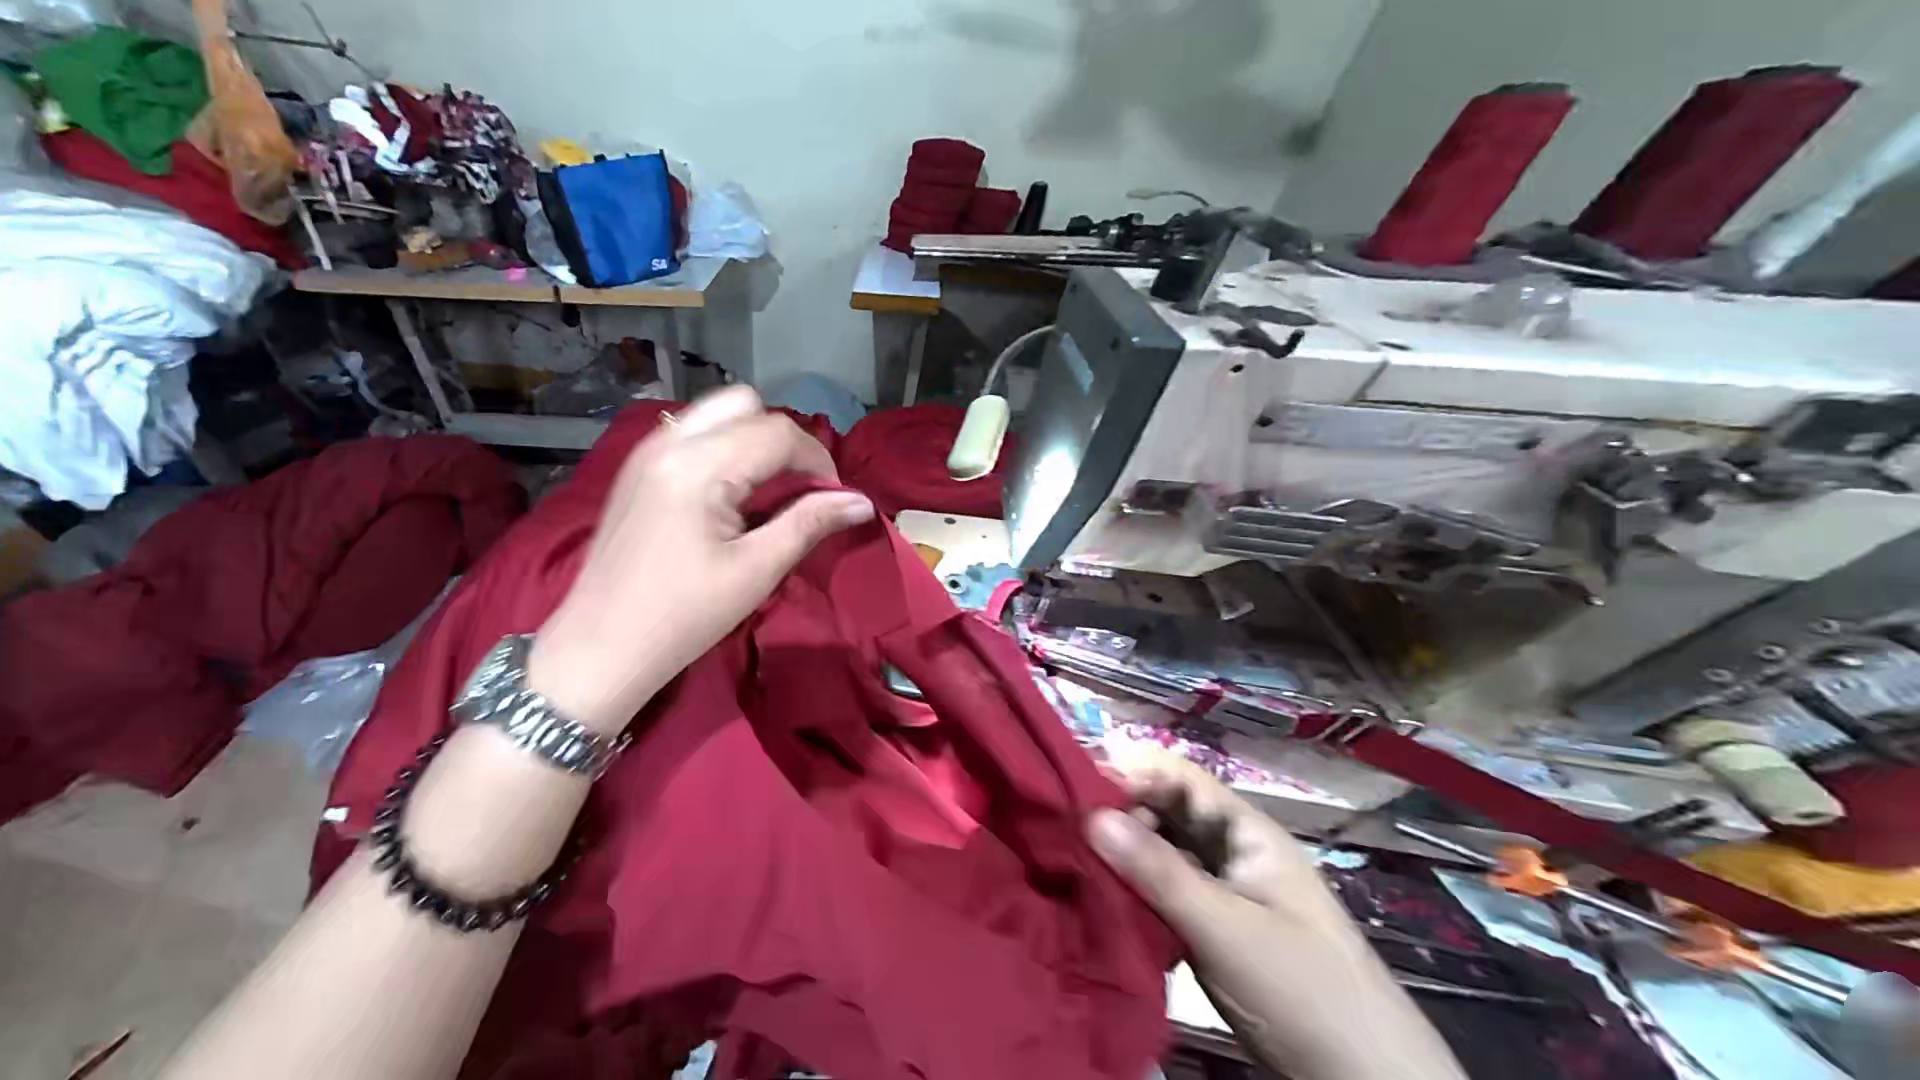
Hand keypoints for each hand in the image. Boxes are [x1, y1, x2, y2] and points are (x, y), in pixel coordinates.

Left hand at [528, 387, 873, 732]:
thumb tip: (862, 502)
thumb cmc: (684, 616)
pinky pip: (694, 432)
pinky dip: (726, 447)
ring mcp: (647, 451)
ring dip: (755, 439)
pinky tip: (732, 492)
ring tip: (769, 490)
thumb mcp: (757, 570)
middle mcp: (669, 442)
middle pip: (747, 407)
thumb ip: (810, 523)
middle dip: (785, 441)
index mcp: (698, 467)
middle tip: (800, 489)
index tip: (834, 500)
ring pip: (718, 413)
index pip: (778, 433)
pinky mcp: (637, 467)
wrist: (600, 647)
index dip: (818, 461)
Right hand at [1089, 743, 1465, 1079]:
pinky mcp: (1213, 926)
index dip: (1131, 773)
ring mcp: (1223, 888)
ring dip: (1124, 853)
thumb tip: (1090, 815)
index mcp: (1246, 830)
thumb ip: (1157, 871)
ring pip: (1162, 851)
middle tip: (1069, 831)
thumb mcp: (1224, 927)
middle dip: (1120, 812)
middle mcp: (1231, 849)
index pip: (1180, 777)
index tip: (1076, 788)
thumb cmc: (1301, 990)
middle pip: (1167, 810)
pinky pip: (1164, 890)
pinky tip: (1103, 898)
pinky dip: (1135, 889)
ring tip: (1076, 861)